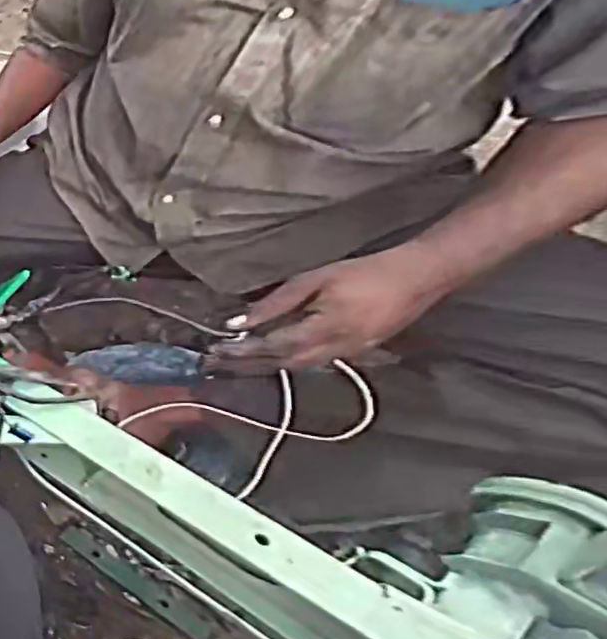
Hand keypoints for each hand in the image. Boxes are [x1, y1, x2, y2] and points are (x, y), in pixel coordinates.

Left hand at [208, 248, 456, 372]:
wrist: (423, 275)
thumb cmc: (365, 273)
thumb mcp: (313, 281)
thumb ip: (275, 304)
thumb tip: (238, 323)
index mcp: (326, 329)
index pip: (274, 346)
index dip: (244, 350)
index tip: (217, 350)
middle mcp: (338, 347)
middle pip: (283, 362)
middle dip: (247, 364)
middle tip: (215, 363)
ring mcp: (351, 352)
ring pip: (298, 366)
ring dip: (264, 366)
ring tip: (234, 364)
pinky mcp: (358, 350)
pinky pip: (314, 362)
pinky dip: (286, 362)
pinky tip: (268, 360)